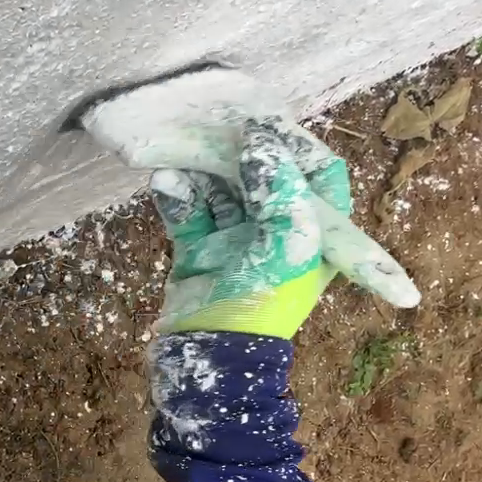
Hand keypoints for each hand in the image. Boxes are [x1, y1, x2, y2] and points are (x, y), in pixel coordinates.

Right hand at [150, 118, 415, 338]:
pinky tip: (166, 181)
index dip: (293, 147)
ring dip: (201, 172)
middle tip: (214, 129)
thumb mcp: (287, 244)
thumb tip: (258, 141)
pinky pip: (189, 212)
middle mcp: (277, 229)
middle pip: (262, 175)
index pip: (315, 173)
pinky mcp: (198, 248)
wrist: (209, 355)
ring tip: (180, 153)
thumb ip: (280, 187)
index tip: (264, 127)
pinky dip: (178, 196)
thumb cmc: (260, 304)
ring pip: (221, 189)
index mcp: (314, 231)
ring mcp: (235, 239)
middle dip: (238, 154)